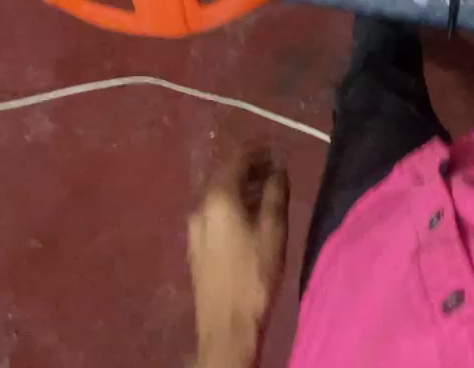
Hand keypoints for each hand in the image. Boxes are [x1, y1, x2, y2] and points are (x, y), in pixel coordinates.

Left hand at [188, 153, 288, 367]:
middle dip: (251, 167)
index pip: (237, 159)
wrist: (227, 326)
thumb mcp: (274, 228)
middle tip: (276, 167)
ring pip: (220, 195)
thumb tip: (278, 170)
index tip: (278, 147)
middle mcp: (200, 209)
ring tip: (268, 190)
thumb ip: (276, 192)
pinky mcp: (197, 247)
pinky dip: (234, 204)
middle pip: (225, 176)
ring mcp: (195, 229)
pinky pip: (216, 212)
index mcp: (218, 199)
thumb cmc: (255, 273)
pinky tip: (252, 214)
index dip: (258, 150)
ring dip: (243, 187)